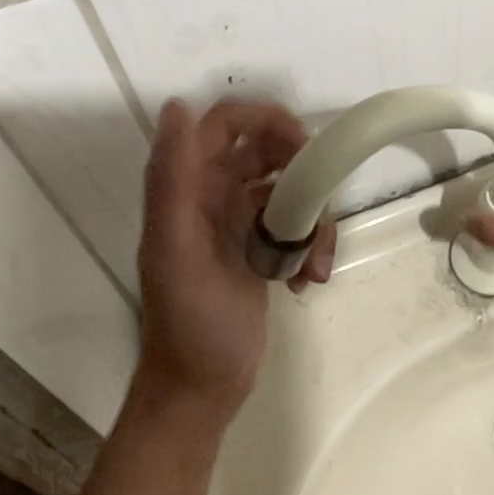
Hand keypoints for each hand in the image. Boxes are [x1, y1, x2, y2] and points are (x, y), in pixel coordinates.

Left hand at [135, 99, 336, 419]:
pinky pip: (299, 224)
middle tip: (321, 195)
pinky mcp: (262, 248)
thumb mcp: (176, 249)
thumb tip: (176, 106)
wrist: (202, 388)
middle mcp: (212, 195)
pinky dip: (313, 243)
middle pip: (265, 148)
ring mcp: (239, 222)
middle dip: (300, 166)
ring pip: (289, 186)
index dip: (265, 119)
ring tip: (315, 256)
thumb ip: (172, 178)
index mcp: (187, 187)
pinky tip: (310, 278)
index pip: (226, 122)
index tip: (303, 144)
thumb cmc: (188, 321)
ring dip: (313, 213)